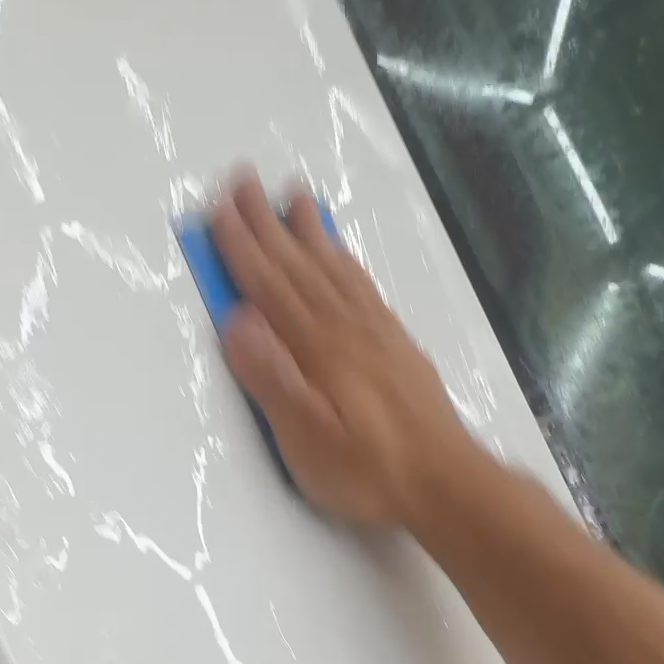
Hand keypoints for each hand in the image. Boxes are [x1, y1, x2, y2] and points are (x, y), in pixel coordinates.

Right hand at [211, 166, 486, 529]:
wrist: (446, 485)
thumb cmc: (366, 470)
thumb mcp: (307, 437)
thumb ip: (271, 378)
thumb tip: (237, 322)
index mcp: (317, 347)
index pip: (270, 286)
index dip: (240, 247)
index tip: (217, 209)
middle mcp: (345, 327)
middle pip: (298, 266)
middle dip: (267, 223)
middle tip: (244, 178)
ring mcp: (373, 332)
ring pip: (332, 268)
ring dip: (307, 230)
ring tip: (295, 195)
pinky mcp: (393, 344)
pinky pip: (361, 286)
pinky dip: (343, 260)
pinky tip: (337, 252)